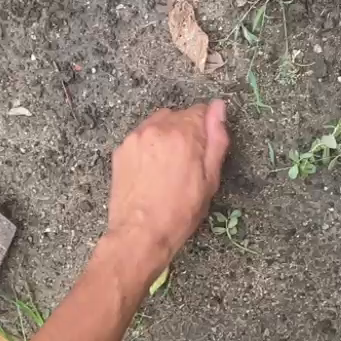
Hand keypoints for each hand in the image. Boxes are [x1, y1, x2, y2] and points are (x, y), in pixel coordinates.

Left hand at [100, 100, 228, 285]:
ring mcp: (136, 138)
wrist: (140, 234)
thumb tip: (219, 107)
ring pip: (159, 125)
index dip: (206, 131)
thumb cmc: (179, 212)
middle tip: (186, 165)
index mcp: (183, 133)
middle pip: (179, 117)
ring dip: (166, 139)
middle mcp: (157, 128)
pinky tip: (151, 172)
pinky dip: (149, 148)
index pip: (201, 111)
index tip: (203, 152)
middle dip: (186, 134)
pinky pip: (141, 138)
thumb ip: (216, 139)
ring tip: (167, 169)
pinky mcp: (121, 150)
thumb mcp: (210, 179)